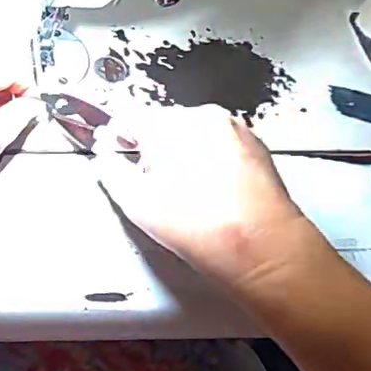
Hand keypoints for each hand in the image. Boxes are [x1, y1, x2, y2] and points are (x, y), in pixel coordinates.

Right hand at [93, 104, 342, 302]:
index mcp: (173, 122)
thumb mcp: (134, 201)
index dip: (117, 141)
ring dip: (180, 159)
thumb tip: (104, 158)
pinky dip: (208, 167)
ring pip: (192, 138)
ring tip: (183, 197)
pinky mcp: (256, 151)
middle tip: (151, 188)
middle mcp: (207, 118)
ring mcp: (235, 132)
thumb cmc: (204, 227)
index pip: (129, 118)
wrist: (265, 252)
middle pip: (162, 127)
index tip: (114, 158)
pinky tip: (207, 197)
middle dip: (152, 153)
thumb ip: (109, 170)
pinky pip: (218, 150)